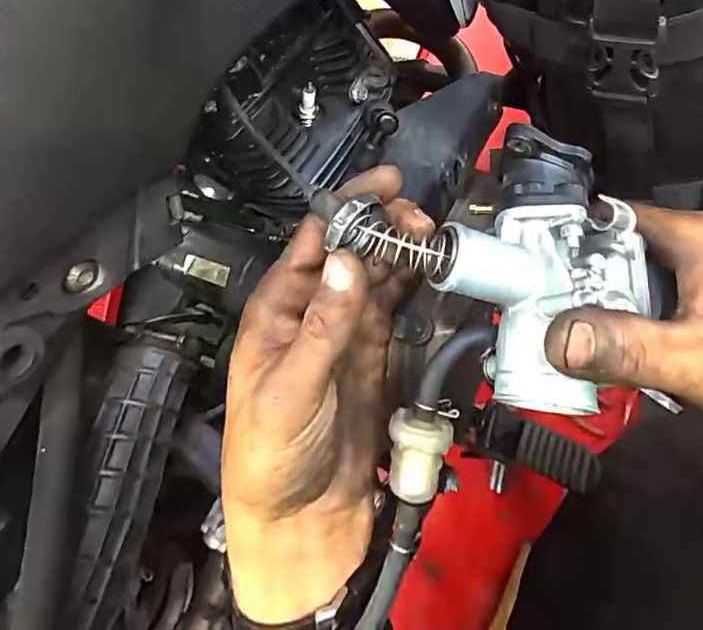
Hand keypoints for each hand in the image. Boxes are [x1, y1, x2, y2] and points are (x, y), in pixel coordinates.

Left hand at [223, 167, 431, 622]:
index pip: (315, 237)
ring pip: (379, 268)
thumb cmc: (271, 452)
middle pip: (353, 245)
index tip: (385, 183)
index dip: (349, 204)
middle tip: (417, 214)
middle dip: (384, 222)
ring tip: (430, 232)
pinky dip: (415, 280)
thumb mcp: (290, 389)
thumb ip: (322, 326)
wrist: (303, 517)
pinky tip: (431, 265)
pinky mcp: (375, 346)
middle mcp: (316, 304)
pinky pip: (397, 301)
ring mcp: (348, 324)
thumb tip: (345, 259)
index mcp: (281, 304)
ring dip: (403, 246)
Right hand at [544, 206, 702, 475]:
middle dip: (582, 280)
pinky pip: (663, 306)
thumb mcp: (701, 363)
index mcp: (695, 237)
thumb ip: (626, 347)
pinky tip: (626, 356)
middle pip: (620, 250)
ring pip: (641, 281)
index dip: (567, 236)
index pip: (610, 215)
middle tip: (543, 313)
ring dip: (610, 307)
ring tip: (575, 339)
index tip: (528, 267)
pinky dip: (638, 325)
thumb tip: (553, 336)